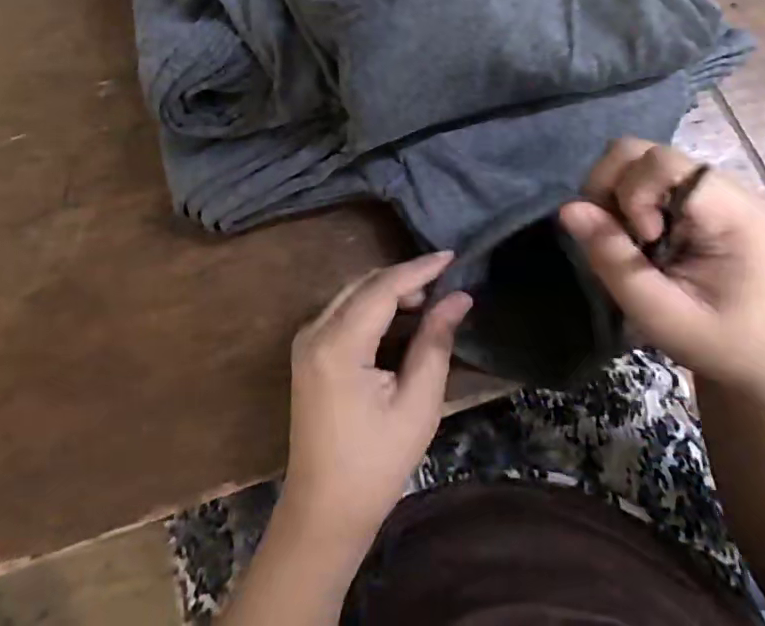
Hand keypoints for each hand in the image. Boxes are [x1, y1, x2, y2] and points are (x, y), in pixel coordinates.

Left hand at [281, 252, 472, 546]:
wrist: (325, 509)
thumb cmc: (377, 461)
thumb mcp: (418, 403)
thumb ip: (435, 341)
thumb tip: (459, 297)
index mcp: (338, 345)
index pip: (382, 288)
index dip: (419, 269)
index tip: (452, 256)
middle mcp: (314, 333)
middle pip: (363, 285)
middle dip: (405, 279)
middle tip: (445, 285)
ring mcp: (305, 342)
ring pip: (352, 295)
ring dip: (389, 292)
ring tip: (429, 302)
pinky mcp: (308, 353)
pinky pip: (343, 313)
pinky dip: (373, 308)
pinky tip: (401, 319)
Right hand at [558, 138, 764, 388]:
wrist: (749, 358)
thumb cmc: (713, 342)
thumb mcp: (660, 315)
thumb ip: (614, 261)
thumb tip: (567, 208)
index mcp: (731, 212)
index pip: (664, 163)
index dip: (634, 196)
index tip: (644, 242)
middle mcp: (721, 186)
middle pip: (644, 152)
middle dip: (613, 189)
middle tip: (619, 238)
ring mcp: (705, 187)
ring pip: (635, 158)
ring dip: (612, 193)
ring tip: (625, 238)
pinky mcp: (689, 195)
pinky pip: (640, 175)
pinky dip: (621, 198)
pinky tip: (633, 234)